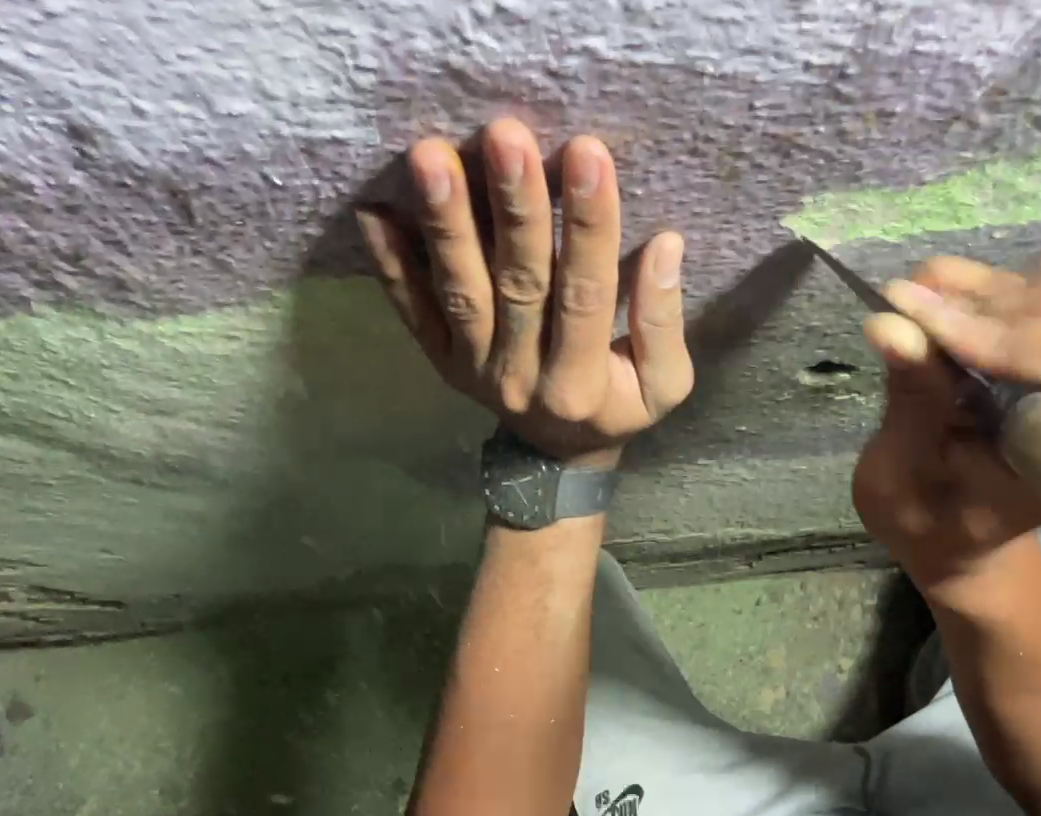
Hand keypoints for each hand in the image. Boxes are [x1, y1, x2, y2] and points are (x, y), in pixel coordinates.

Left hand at [356, 118, 692, 466]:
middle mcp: (522, 376)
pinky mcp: (441, 359)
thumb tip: (666, 246)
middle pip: (519, 285)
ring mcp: (474, 367)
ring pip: (461, 292)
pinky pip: (413, 313)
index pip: (588, 295)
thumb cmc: (617, 408)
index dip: (590, 227)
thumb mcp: (664, 386)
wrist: (558, 454)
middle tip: (504, 136)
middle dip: (514, 210)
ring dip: (446, 225)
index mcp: (581, 383)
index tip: (588, 153)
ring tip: (431, 158)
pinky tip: (375, 213)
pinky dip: (391, 265)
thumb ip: (664, 323)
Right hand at [853, 243, 1040, 602]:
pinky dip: (992, 295)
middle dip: (982, 300)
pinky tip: (944, 311)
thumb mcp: (900, 479)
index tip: (907, 309)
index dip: (984, 329)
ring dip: (986, 290)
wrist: (961, 543)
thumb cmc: (927, 527)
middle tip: (906, 300)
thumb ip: (909, 402)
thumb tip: (889, 321)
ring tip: (920, 300)